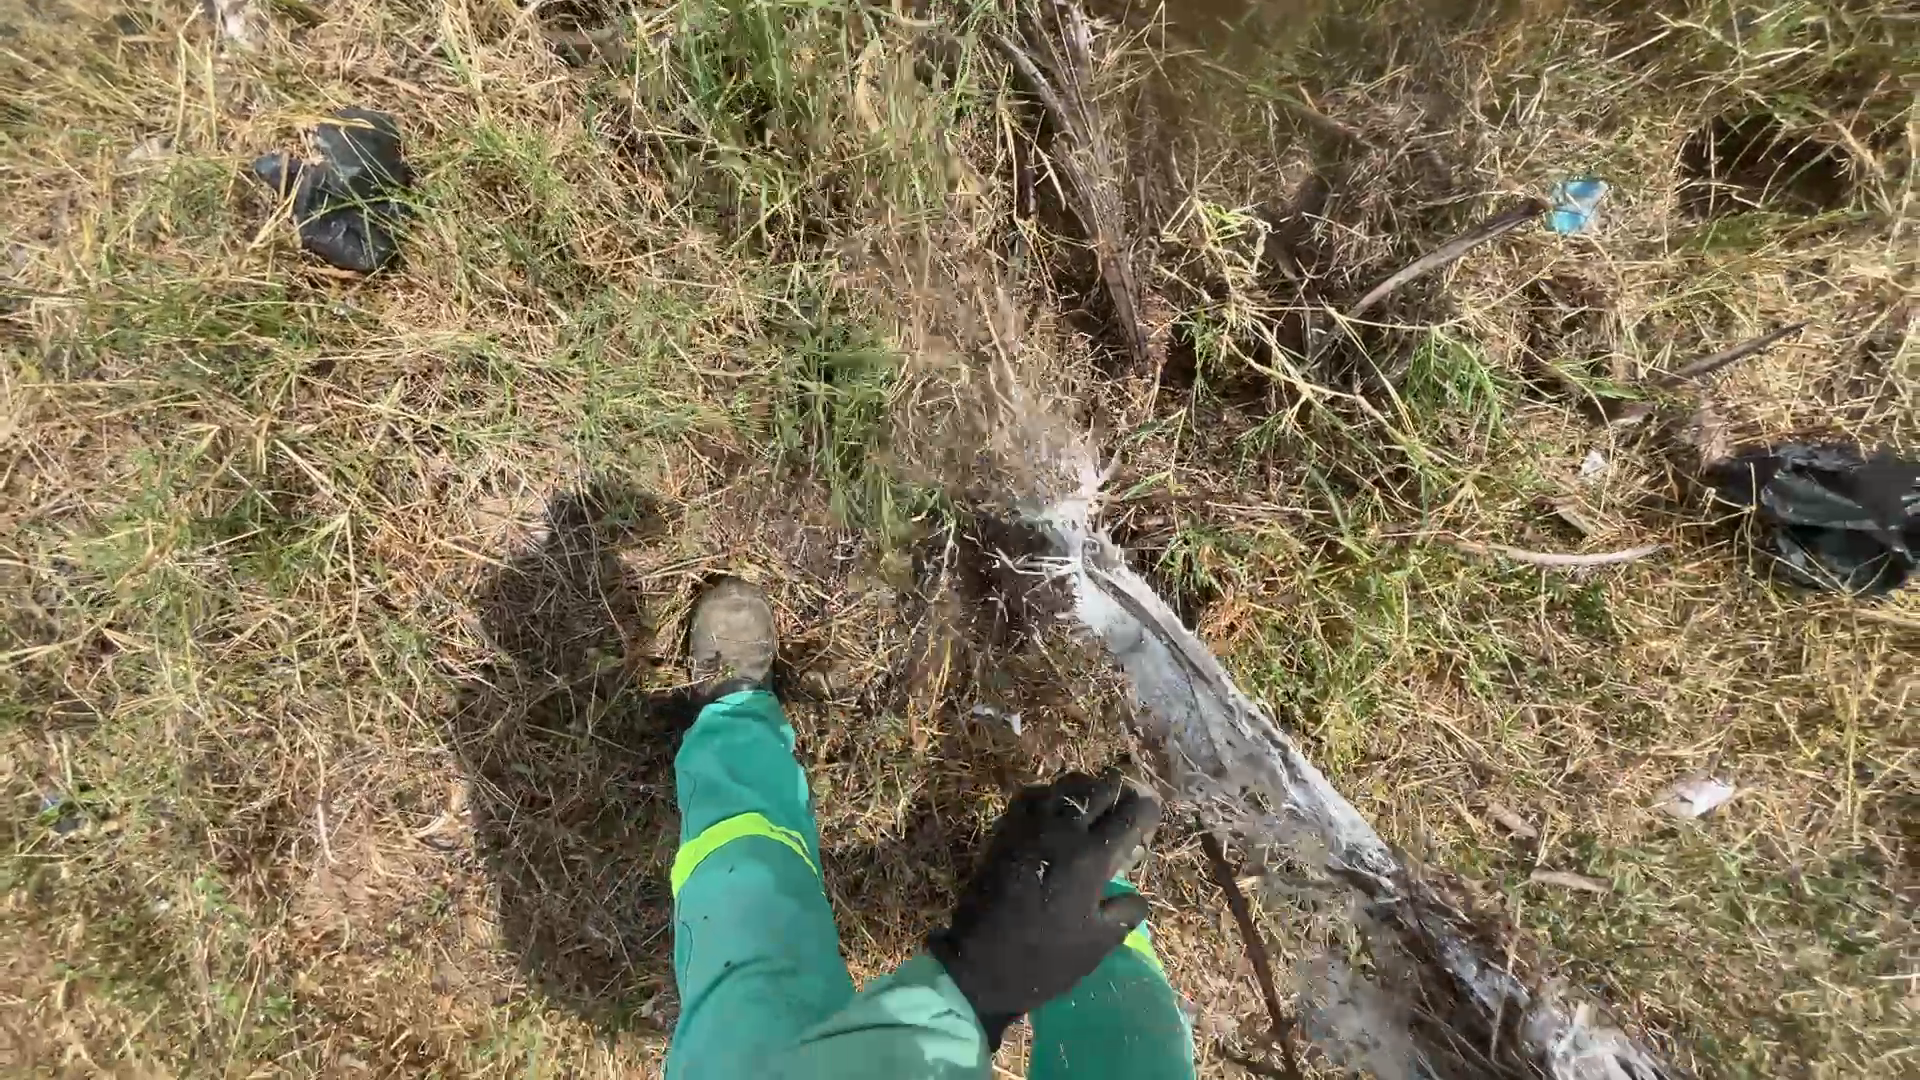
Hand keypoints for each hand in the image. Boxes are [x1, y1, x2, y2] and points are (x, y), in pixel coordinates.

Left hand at [928, 769, 1161, 1044]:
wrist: (981, 957)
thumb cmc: (1045, 956)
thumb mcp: (1098, 943)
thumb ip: (1125, 913)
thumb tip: (1138, 897)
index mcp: (1092, 857)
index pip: (1130, 815)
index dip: (1148, 810)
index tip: (1152, 814)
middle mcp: (1064, 829)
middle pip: (1100, 788)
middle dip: (1120, 791)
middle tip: (1127, 805)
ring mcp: (1032, 822)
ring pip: (1068, 784)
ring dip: (1088, 788)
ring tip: (1095, 803)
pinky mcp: (1008, 825)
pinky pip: (1035, 793)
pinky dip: (1053, 794)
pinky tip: (1056, 810)